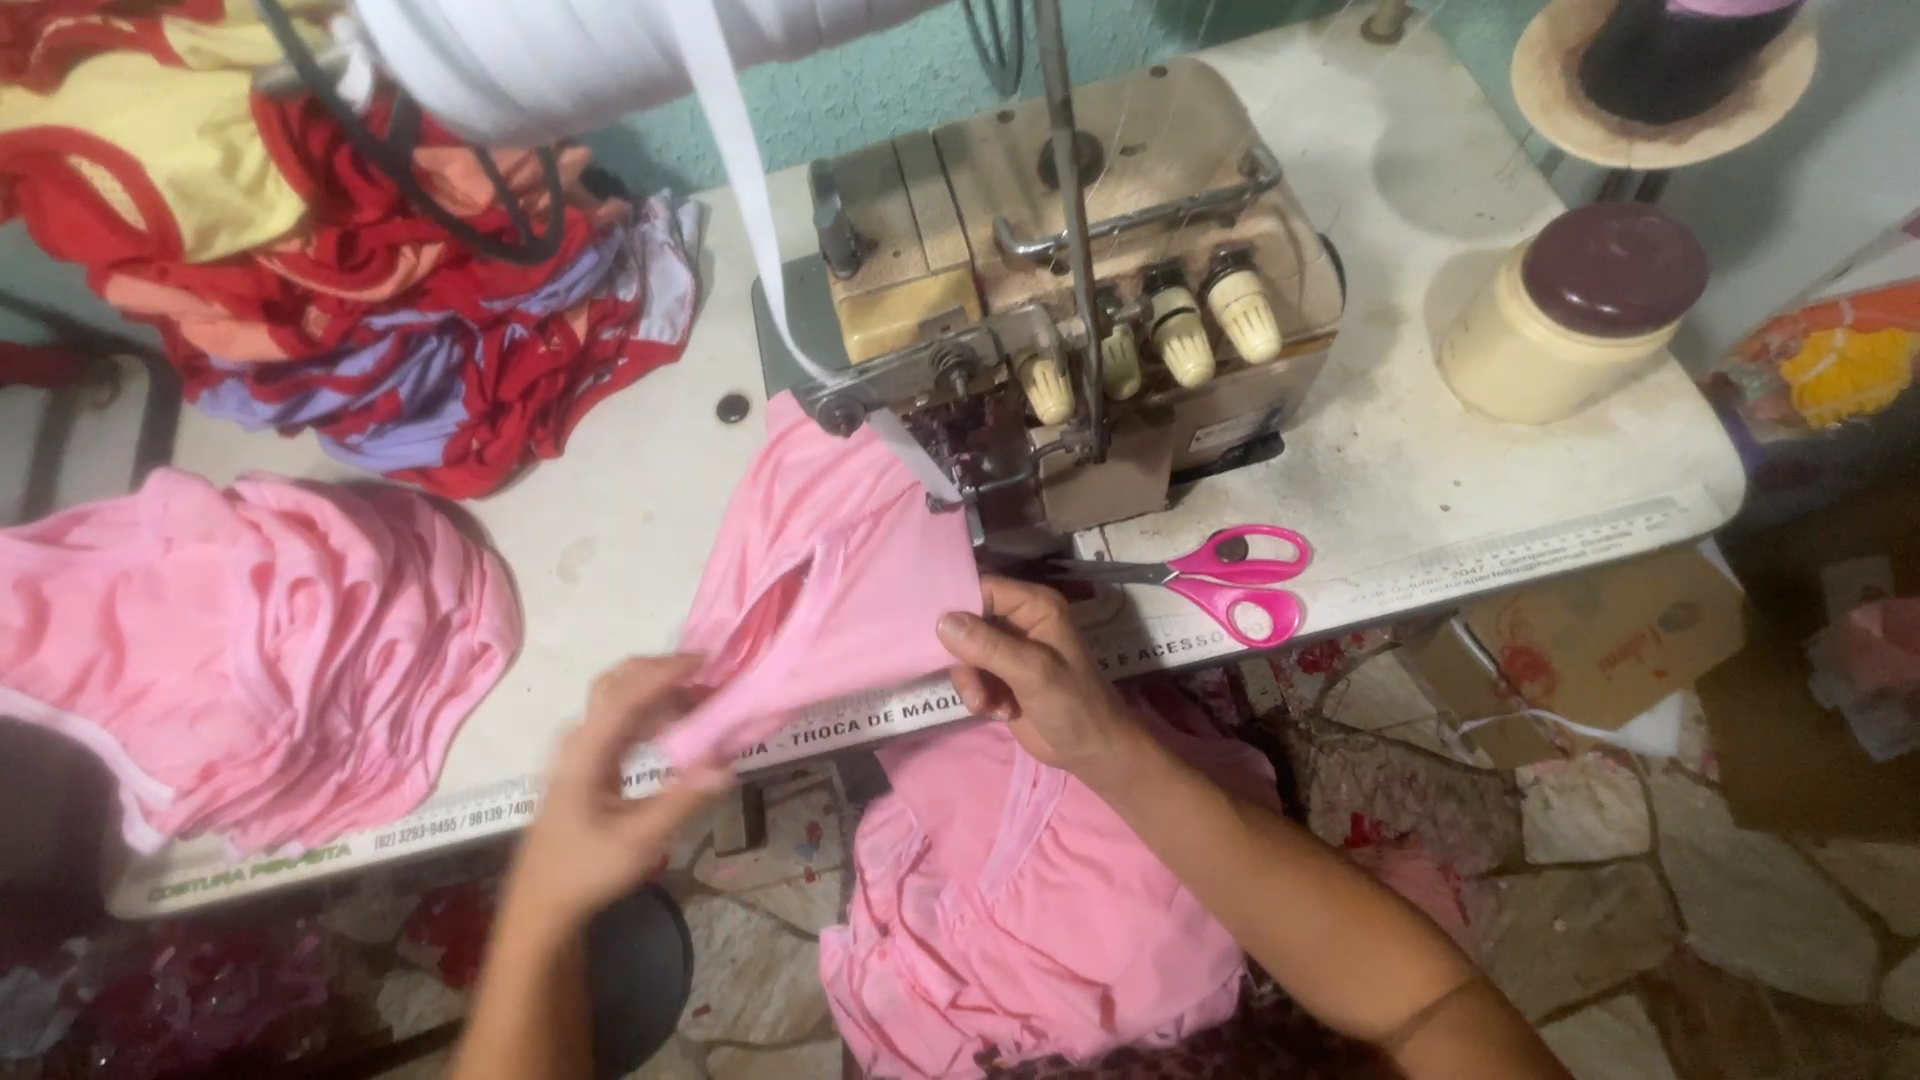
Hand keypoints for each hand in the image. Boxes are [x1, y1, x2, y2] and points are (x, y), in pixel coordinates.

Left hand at [504, 655, 733, 930]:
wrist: (542, 903)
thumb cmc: (585, 872)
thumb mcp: (637, 843)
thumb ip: (681, 801)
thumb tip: (725, 765)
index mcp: (584, 755)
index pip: (625, 696)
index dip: (664, 673)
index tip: (704, 661)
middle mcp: (579, 741)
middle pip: (617, 683)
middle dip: (662, 670)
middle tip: (706, 675)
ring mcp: (583, 748)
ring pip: (622, 697)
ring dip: (661, 689)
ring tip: (703, 701)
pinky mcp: (592, 759)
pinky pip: (625, 717)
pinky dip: (655, 708)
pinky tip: (682, 725)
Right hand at [937, 576, 1144, 785]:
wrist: (1090, 751)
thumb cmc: (1073, 704)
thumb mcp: (1032, 672)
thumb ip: (988, 646)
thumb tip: (942, 621)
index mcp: (1034, 605)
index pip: (984, 588)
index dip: (958, 604)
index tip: (934, 629)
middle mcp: (1019, 620)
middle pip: (967, 621)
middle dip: (963, 656)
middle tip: (972, 683)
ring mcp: (1007, 649)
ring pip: (964, 653)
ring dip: (971, 682)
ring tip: (986, 704)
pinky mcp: (999, 676)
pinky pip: (970, 676)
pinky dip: (977, 695)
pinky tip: (998, 712)